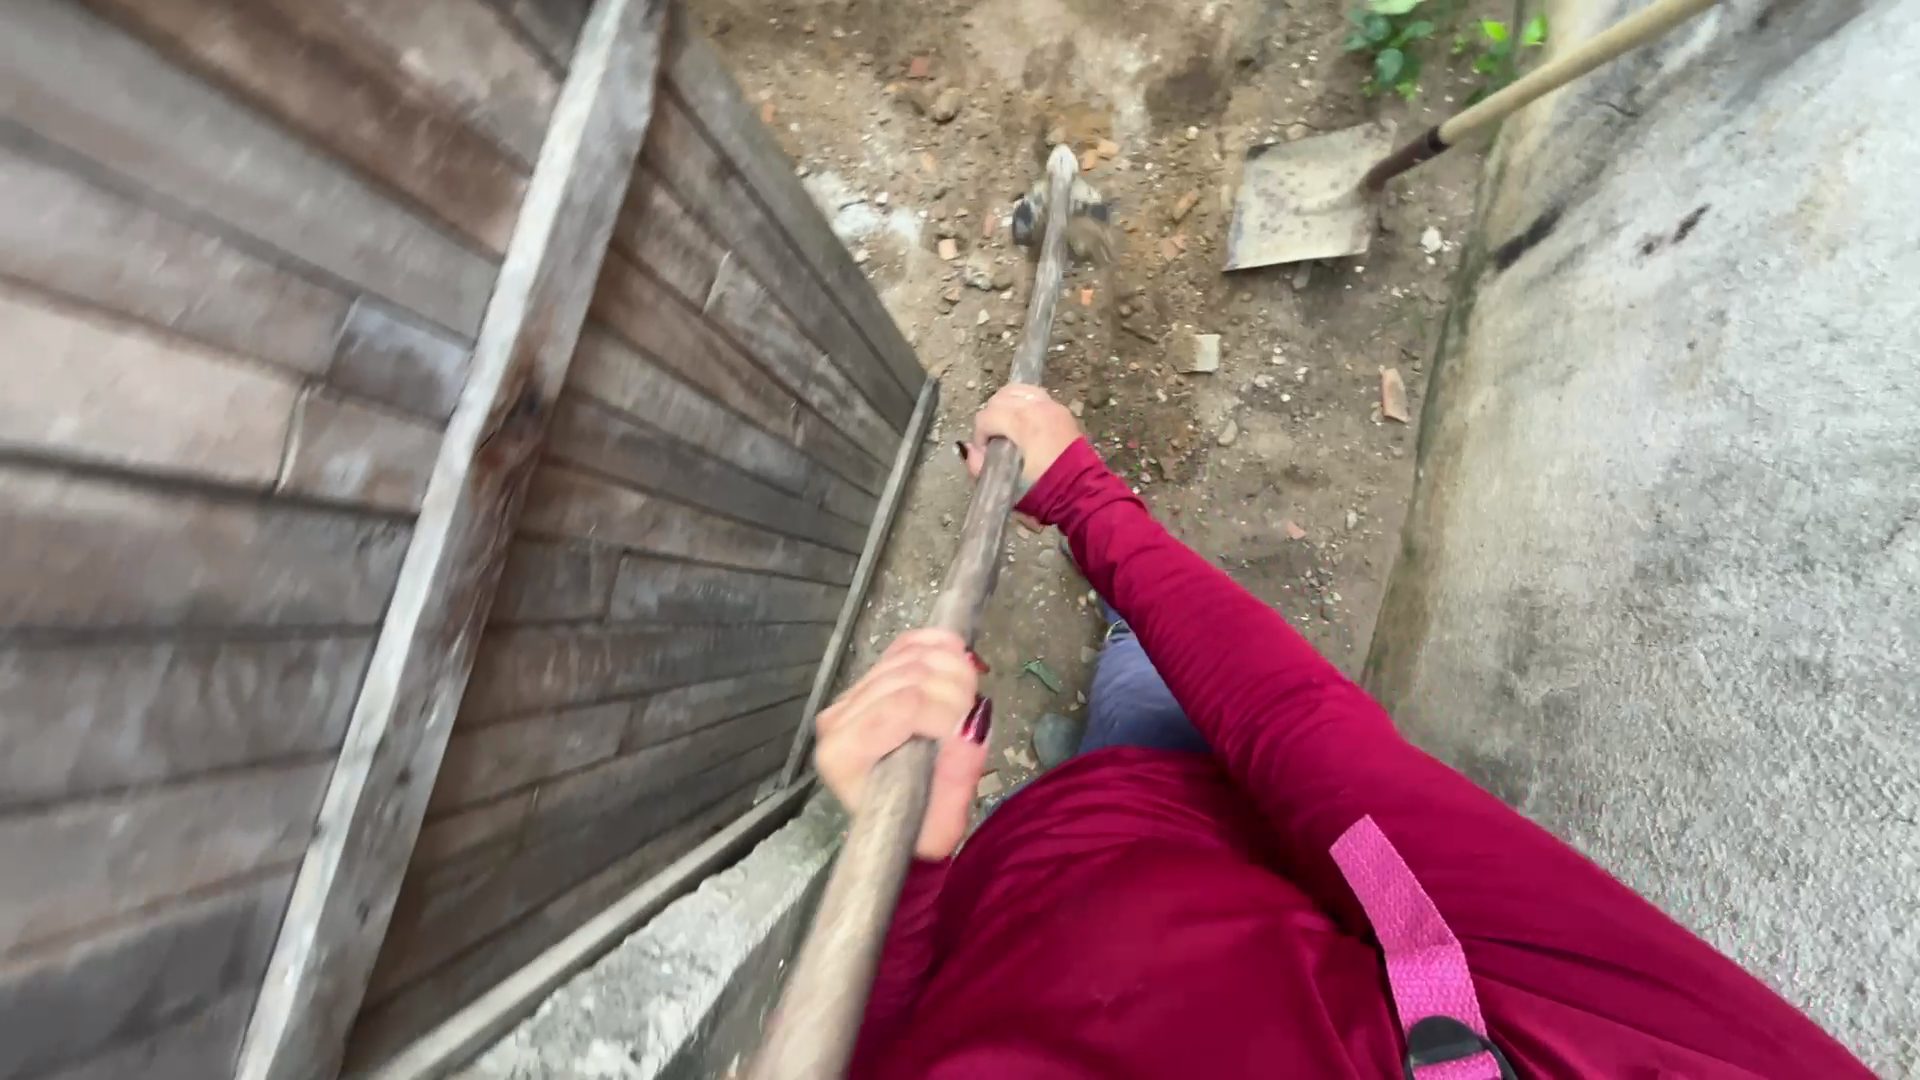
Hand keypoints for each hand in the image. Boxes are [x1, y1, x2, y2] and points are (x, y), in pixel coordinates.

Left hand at [814, 629, 991, 859]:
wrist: (907, 818)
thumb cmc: (919, 826)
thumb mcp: (944, 822)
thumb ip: (957, 776)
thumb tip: (971, 729)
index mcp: (842, 756)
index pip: (903, 706)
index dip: (945, 712)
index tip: (966, 734)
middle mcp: (838, 719)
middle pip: (910, 676)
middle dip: (954, 691)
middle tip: (972, 716)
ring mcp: (854, 694)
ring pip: (911, 656)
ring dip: (952, 668)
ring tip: (967, 699)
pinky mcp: (872, 678)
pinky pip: (907, 642)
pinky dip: (937, 643)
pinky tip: (956, 655)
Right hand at [962, 384, 1082, 487]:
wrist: (1081, 493)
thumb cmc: (1042, 492)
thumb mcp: (1005, 485)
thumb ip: (980, 466)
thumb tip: (971, 450)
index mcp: (1022, 423)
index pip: (986, 417)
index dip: (979, 436)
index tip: (984, 454)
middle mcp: (1036, 407)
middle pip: (999, 399)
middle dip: (990, 418)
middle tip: (993, 440)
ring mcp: (1051, 405)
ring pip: (1017, 390)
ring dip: (1005, 406)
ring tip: (1005, 427)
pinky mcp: (1061, 410)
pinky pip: (1034, 395)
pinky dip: (1023, 404)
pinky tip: (1022, 422)